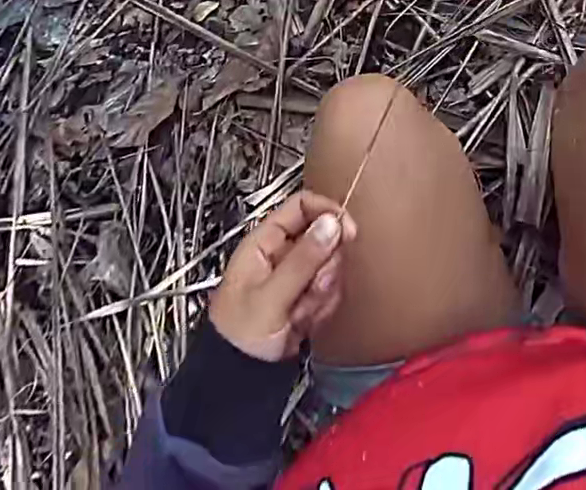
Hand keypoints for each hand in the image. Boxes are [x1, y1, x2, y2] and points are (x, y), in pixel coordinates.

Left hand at [209, 191, 357, 361]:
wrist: (239, 380)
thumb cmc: (239, 336)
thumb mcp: (271, 296)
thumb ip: (303, 259)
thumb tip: (331, 223)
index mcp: (265, 241)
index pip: (302, 205)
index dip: (327, 212)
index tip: (347, 231)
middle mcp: (283, 252)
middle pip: (323, 236)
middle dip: (325, 265)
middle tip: (312, 287)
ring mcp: (296, 274)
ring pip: (330, 265)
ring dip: (322, 291)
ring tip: (299, 312)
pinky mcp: (307, 295)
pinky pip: (331, 290)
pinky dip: (322, 308)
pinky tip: (303, 321)